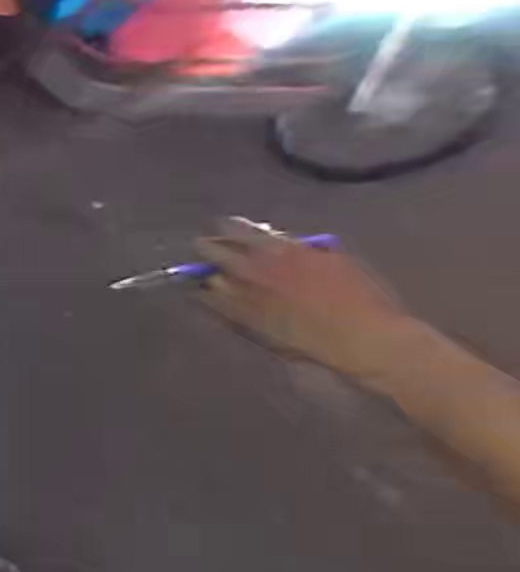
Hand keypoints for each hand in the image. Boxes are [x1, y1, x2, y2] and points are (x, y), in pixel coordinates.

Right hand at [196, 218, 415, 379]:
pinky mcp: (340, 259)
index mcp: (254, 270)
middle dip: (232, 233)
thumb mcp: (254, 323)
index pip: (220, 250)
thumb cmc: (305, 337)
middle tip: (221, 231)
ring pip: (277, 237)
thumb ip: (225, 300)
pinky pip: (305, 245)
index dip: (207, 247)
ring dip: (261, 236)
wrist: (373, 341)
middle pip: (248, 235)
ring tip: (253, 237)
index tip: (199, 245)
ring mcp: (313, 254)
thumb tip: (206, 283)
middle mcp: (281, 255)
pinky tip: (291, 252)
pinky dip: (291, 245)